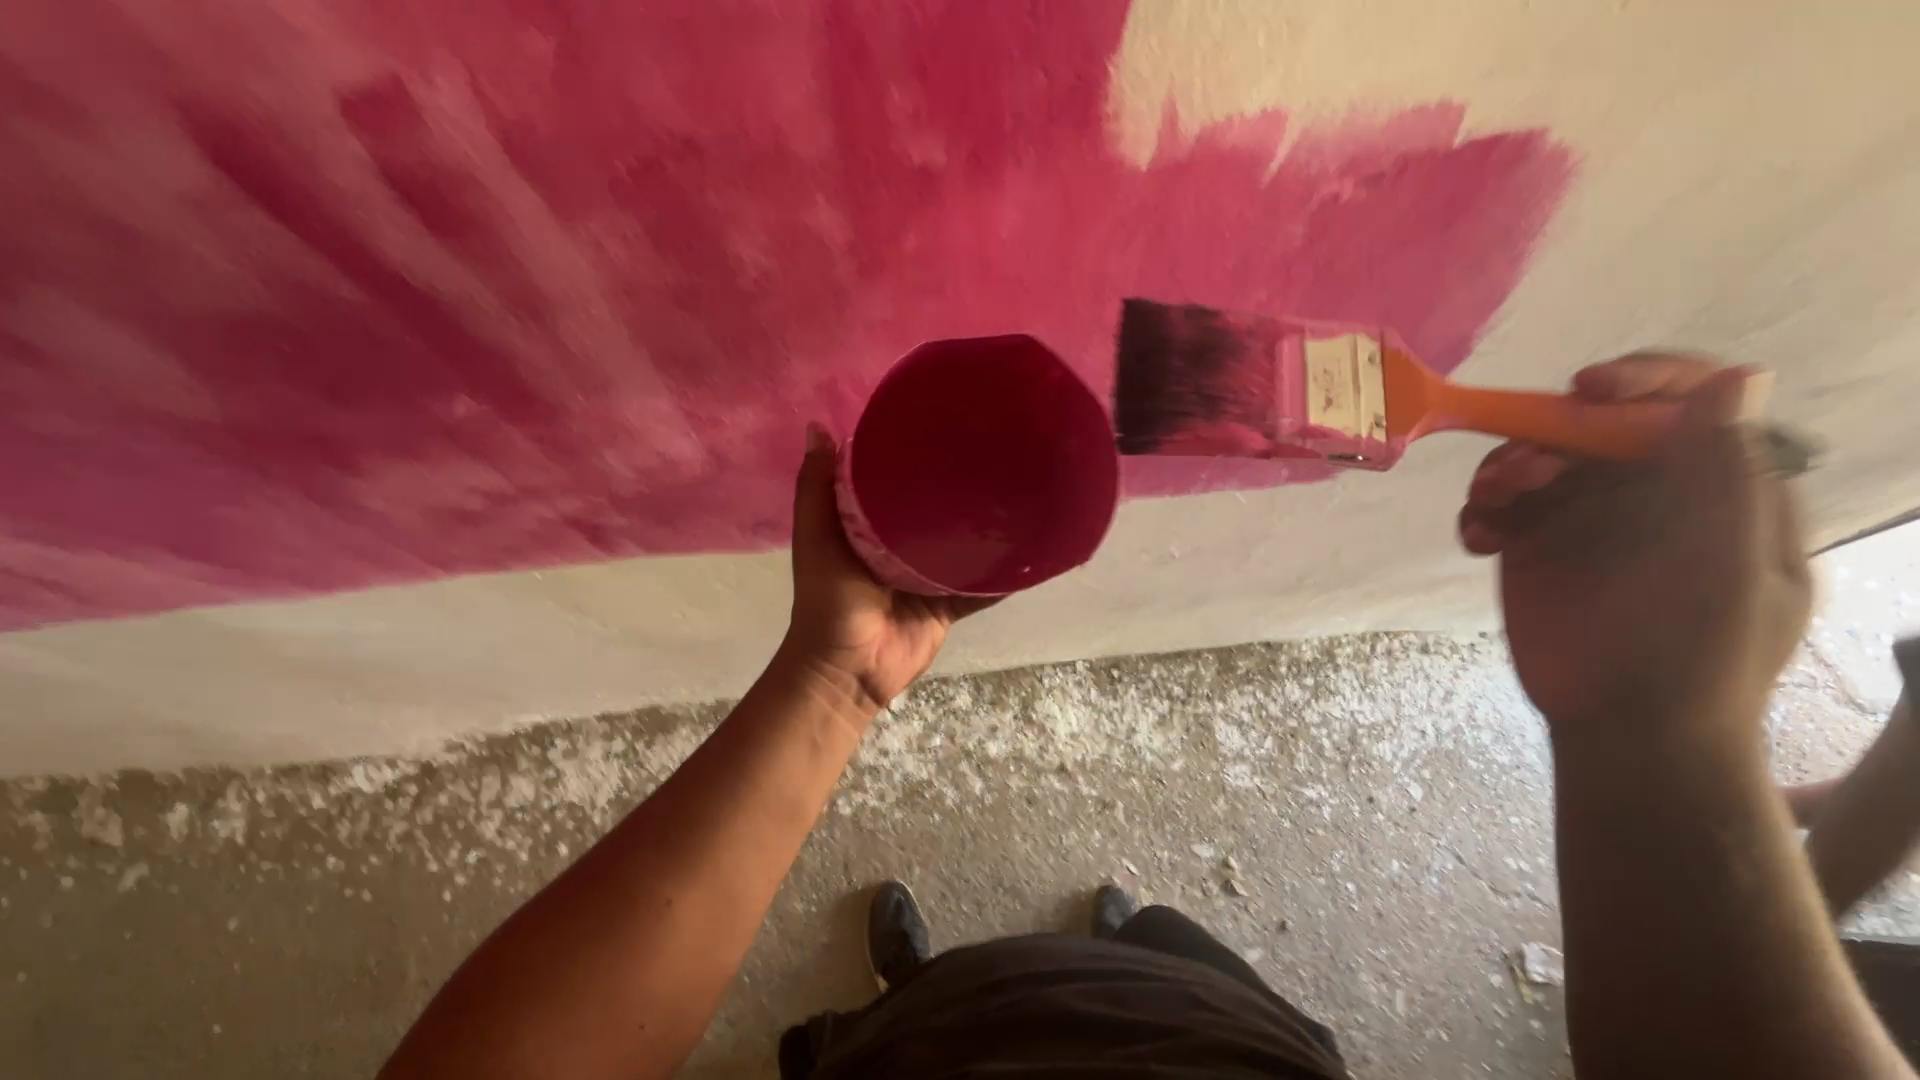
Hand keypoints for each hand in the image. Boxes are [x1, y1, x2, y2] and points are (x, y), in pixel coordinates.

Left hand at [778, 423, 997, 719]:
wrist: (849, 667)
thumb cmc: (829, 598)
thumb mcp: (816, 536)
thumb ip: (816, 487)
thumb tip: (818, 424)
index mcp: (868, 525)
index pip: (895, 480)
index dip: (913, 454)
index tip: (943, 419)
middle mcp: (902, 546)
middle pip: (937, 511)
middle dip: (961, 487)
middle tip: (998, 449)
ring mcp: (930, 576)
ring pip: (966, 545)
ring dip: (989, 527)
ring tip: (1025, 489)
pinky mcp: (950, 604)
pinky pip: (984, 586)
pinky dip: (1006, 573)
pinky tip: (1035, 547)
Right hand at [1457, 354, 1810, 736]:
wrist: (1625, 731)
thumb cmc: (1695, 658)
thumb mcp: (1726, 570)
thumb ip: (1726, 478)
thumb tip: (1731, 380)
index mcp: (1720, 486)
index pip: (1691, 402)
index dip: (1642, 381)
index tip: (1586, 390)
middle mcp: (1652, 491)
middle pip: (1596, 424)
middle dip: (1550, 435)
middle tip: (1521, 475)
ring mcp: (1588, 517)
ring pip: (1537, 458)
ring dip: (1505, 470)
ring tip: (1490, 509)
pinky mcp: (1534, 545)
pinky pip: (1499, 504)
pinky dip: (1480, 511)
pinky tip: (1479, 541)